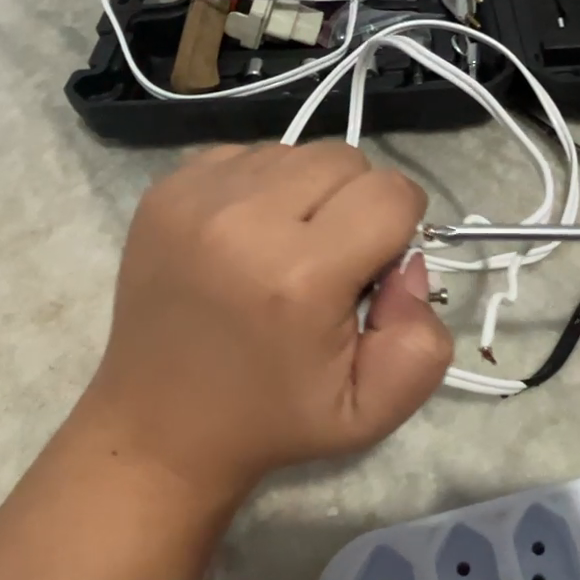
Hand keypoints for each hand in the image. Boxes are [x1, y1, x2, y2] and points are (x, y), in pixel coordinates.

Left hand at [0, 141, 451, 579]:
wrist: (157, 428)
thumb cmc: (273, 419)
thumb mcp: (372, 409)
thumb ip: (422, 340)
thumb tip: (408, 261)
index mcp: (300, 277)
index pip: (391, 194)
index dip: (400, 226)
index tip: (376, 266)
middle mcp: (244, 219)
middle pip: (347, 159)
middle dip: (357, 202)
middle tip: (331, 258)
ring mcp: (196, 196)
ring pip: (298, 151)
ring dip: (309, 190)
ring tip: (284, 246)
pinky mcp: (166, 187)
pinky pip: (249, 154)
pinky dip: (263, 186)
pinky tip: (245, 236)